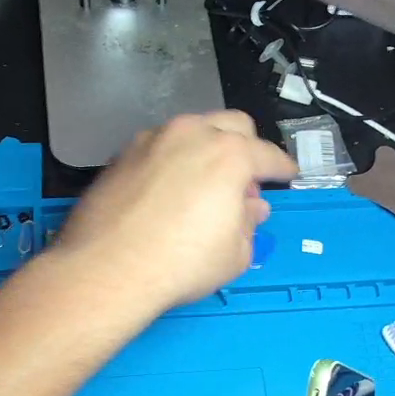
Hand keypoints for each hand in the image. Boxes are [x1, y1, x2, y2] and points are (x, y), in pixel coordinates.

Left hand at [57, 111, 297, 313]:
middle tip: (246, 182)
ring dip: (206, 151)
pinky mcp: (122, 155)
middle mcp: (190, 135)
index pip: (268, 155)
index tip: (287, 175)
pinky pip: (159, 148)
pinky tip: (170, 192)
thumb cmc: (179, 265)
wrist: (107, 270)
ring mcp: (152, 140)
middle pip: (232, 125)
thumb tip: (252, 210)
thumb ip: (249, 224)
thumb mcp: (235, 254)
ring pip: (191, 132)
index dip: (282, 168)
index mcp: (229, 155)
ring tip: (206, 186)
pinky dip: (173, 162)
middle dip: (247, 148)